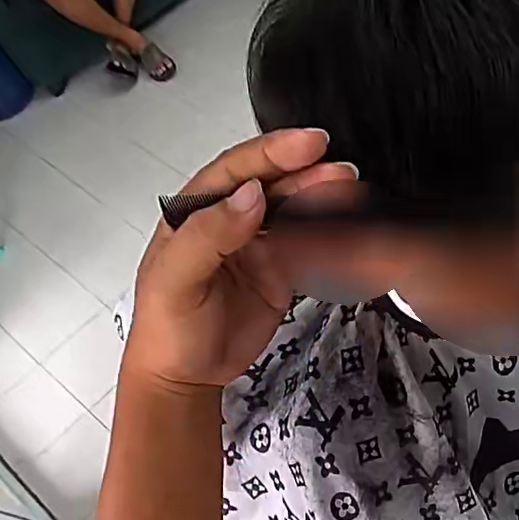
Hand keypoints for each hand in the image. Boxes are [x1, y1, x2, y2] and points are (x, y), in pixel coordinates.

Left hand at [120, 128, 351, 394]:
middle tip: (340, 167)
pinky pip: (304, 245)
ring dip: (319, 197)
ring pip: (291, 211)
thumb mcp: (177, 279)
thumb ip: (208, 234)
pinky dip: (325, 232)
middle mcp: (228, 222)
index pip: (235, 171)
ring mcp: (256, 247)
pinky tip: (344, 222)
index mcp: (195, 212)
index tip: (308, 144)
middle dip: (304, 171)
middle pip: (269, 185)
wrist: (188, 375)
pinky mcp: (277, 273)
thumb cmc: (169, 327)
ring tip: (349, 186)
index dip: (271, 154)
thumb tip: (251, 195)